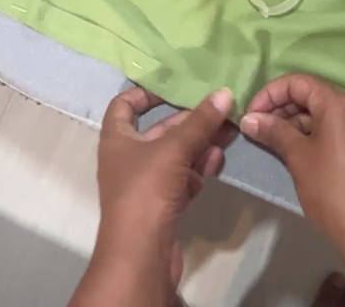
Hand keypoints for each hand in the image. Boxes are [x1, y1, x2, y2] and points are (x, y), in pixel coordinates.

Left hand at [70, 86, 235, 306]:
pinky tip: (216, 161)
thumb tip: (223, 93)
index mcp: (117, 138)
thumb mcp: (173, 149)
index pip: (124, 104)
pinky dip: (198, 169)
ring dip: (200, 144)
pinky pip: (182, 178)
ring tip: (228, 133)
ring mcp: (145, 184)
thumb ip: (200, 122)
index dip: (145, 93)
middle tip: (221, 109)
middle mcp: (128, 158)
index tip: (173, 87)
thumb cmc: (146, 191)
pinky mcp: (162, 206)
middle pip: (160, 130)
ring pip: (176, 155)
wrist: (141, 256)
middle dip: (190, 121)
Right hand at [240, 74, 344, 252]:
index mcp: (336, 103)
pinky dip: (306, 133)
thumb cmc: (329, 187)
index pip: (297, 82)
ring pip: (316, 113)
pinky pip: (327, 128)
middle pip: (307, 94)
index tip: (251, 114)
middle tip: (256, 126)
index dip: (270, 94)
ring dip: (290, 121)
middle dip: (279, 106)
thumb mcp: (297, 155)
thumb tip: (248, 118)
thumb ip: (273, 131)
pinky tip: (289, 149)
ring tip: (268, 139)